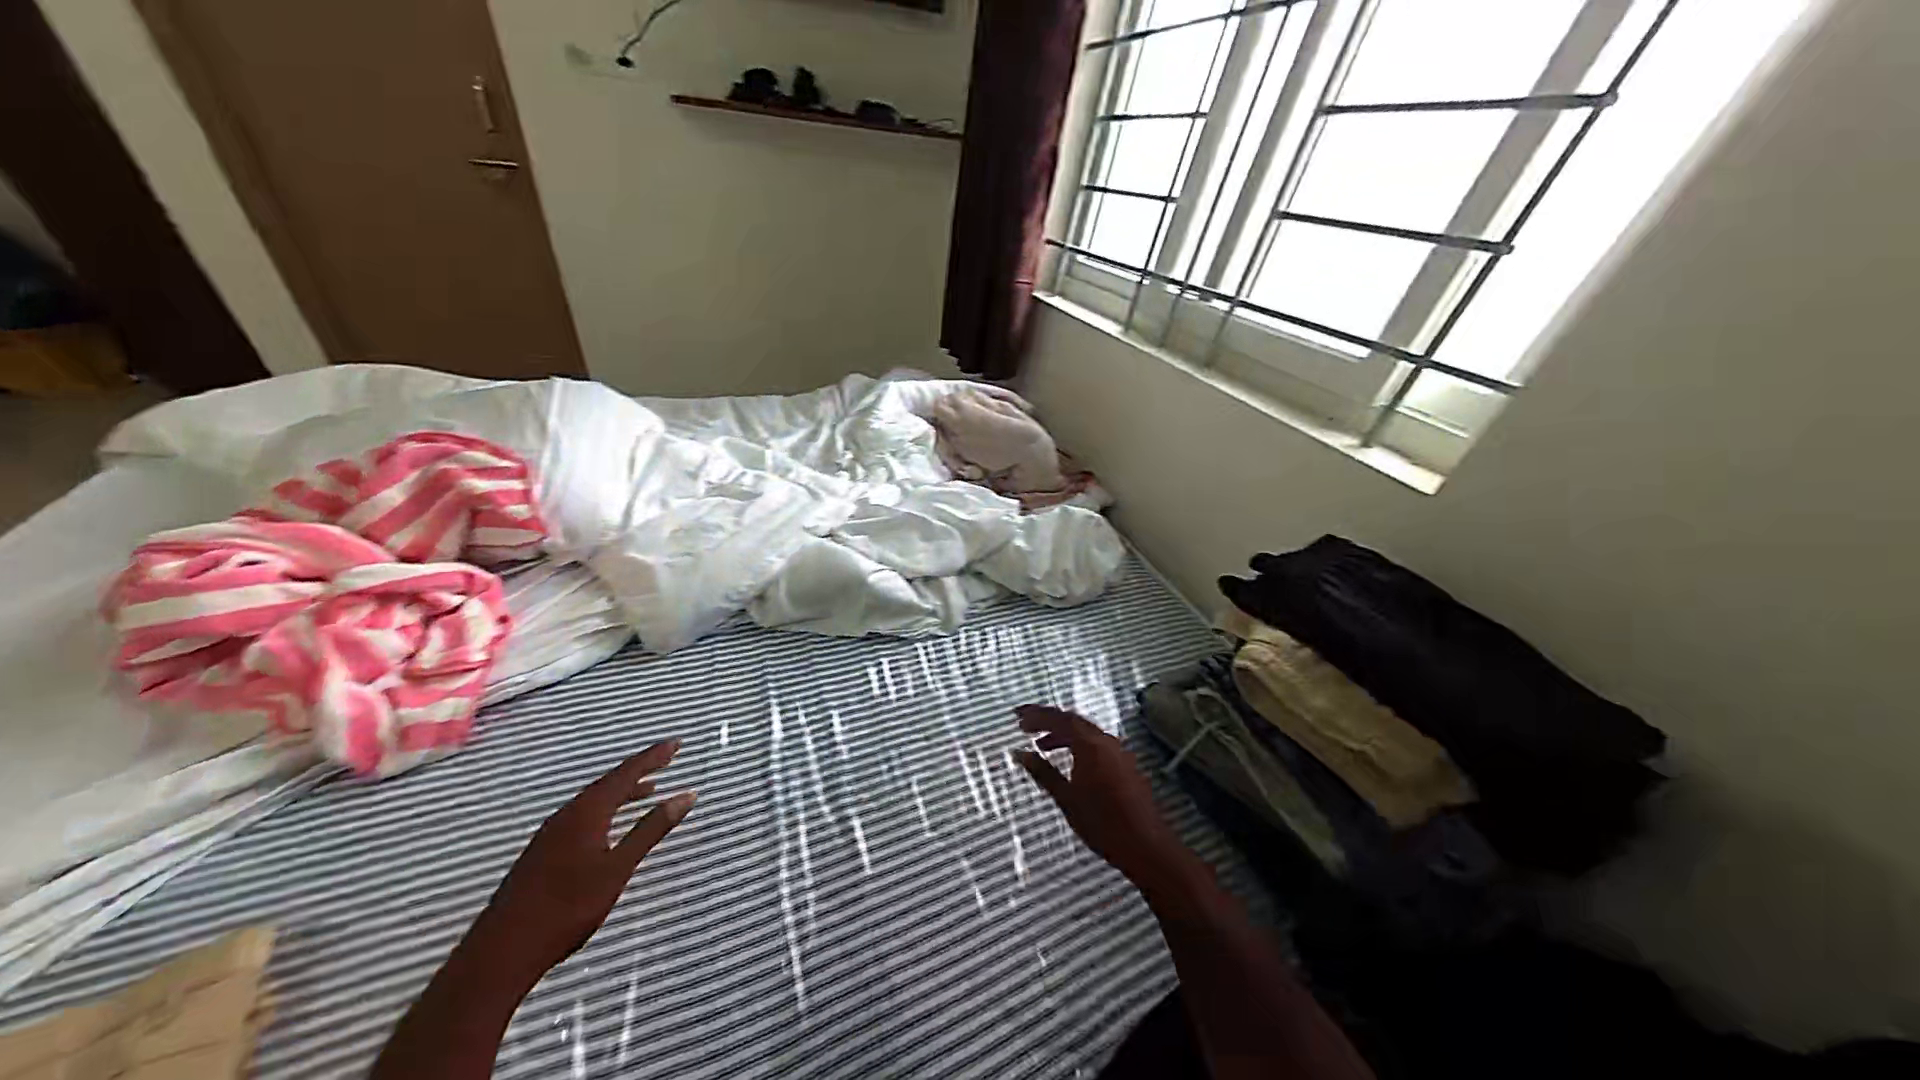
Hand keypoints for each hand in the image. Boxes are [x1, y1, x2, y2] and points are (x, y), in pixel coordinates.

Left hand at [469, 740, 695, 984]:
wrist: (502, 952)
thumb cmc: (567, 908)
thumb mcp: (618, 868)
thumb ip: (651, 829)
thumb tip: (686, 796)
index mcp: (586, 812)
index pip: (626, 773)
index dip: (653, 757)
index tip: (677, 743)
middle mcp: (567, 815)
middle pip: (609, 782)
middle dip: (640, 769)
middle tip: (667, 758)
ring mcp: (551, 834)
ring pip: (593, 801)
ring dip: (623, 791)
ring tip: (649, 789)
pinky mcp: (542, 853)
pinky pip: (582, 816)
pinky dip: (606, 809)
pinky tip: (611, 824)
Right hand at [1015, 705, 1197, 890]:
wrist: (1146, 846)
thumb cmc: (1103, 824)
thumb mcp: (1066, 798)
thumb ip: (1043, 772)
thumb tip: (1021, 754)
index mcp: (1090, 746)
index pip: (1059, 719)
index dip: (1037, 715)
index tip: (1018, 715)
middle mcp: (1106, 742)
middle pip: (1073, 720)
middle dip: (1048, 720)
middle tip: (1026, 724)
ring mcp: (1119, 752)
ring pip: (1086, 732)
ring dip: (1063, 733)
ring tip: (1041, 745)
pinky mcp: (1125, 765)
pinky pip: (1096, 744)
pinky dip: (1078, 744)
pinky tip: (1069, 759)